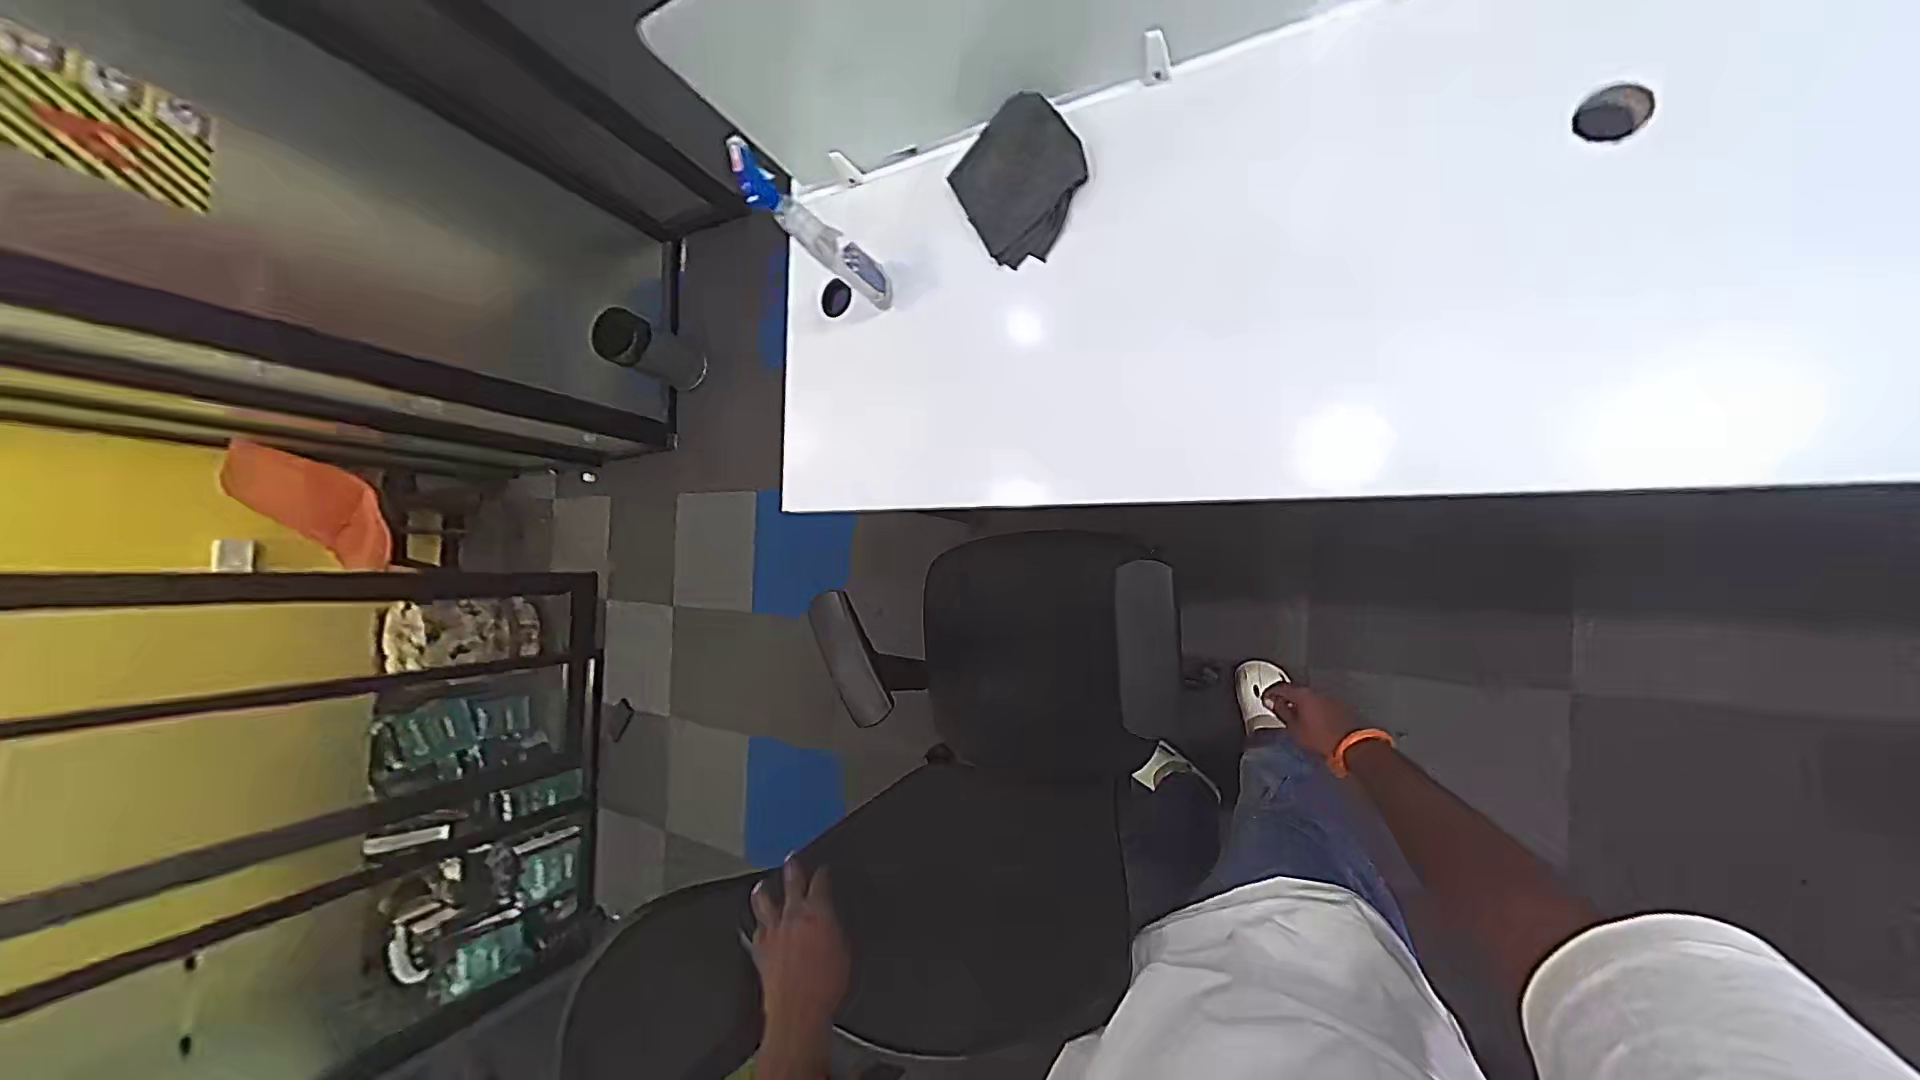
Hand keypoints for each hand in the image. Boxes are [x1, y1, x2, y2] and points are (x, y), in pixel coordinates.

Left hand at [752, 858, 850, 1038]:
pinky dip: (758, 923)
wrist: (798, 1012)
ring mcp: (774, 930)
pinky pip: (756, 929)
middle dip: (793, 867)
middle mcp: (793, 914)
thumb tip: (837, 920)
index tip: (824, 869)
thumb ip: (839, 927)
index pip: (820, 880)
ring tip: (763, 884)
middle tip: (791, 859)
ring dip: (765, 890)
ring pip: (764, 900)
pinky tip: (758, 924)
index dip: (823, 872)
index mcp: (818, 910)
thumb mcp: (846, 949)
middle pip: (791, 881)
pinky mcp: (760, 949)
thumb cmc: (826, 985)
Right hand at [1262, 682, 1363, 759]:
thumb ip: (1282, 712)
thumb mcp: (1294, 728)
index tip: (1266, 699)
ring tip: (1296, 714)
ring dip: (1301, 703)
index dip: (1270, 693)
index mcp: (1303, 694)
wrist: (1354, 746)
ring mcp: (1331, 698)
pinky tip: (1312, 718)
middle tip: (1279, 706)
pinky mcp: (1342, 707)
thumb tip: (1275, 703)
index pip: (1281, 687)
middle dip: (1286, 697)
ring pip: (1310, 697)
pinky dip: (1314, 707)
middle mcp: (1317, 692)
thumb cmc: (1321, 738)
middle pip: (1297, 690)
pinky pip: (1321, 703)